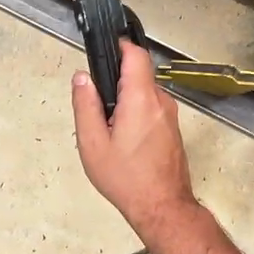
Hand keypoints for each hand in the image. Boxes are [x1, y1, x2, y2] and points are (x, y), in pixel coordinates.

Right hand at [72, 39, 199, 233]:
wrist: (162, 207)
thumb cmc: (125, 177)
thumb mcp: (92, 142)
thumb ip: (85, 105)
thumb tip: (81, 77)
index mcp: (140, 99)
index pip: (136, 56)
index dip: (119, 46)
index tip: (102, 49)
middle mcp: (161, 102)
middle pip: (138, 75)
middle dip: (115, 82)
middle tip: (95, 106)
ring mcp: (170, 116)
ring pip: (144, 94)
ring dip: (124, 101)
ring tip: (107, 131)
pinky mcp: (172, 130)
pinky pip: (151, 110)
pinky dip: (134, 114)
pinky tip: (122, 140)